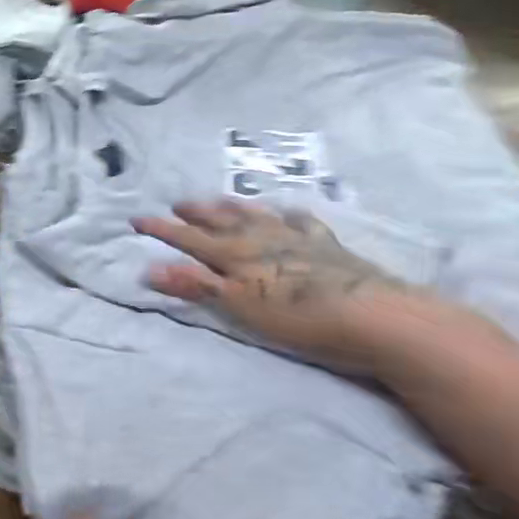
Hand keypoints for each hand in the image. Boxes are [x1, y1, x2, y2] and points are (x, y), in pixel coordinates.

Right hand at [132, 200, 426, 371]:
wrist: (382, 319)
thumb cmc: (299, 317)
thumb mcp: (238, 306)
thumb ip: (195, 285)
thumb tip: (147, 268)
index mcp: (234, 254)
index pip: (187, 238)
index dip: (161, 229)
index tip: (136, 218)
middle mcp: (260, 239)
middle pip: (221, 221)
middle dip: (196, 212)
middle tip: (177, 203)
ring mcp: (297, 240)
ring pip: (257, 216)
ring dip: (235, 207)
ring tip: (221, 199)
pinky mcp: (330, 247)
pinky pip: (304, 223)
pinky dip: (290, 214)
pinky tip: (289, 211)